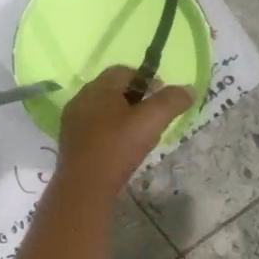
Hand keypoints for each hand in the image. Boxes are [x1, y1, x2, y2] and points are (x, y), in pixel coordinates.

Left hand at [53, 66, 193, 194]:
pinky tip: (119, 150)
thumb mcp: (151, 121)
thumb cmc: (117, 148)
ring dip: (122, 117)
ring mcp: (71, 122)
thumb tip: (189, 90)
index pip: (124, 71)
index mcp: (98, 88)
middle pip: (112, 90)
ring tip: (138, 136)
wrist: (84, 187)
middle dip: (135, 99)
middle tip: (152, 118)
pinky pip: (93, 129)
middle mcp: (81, 99)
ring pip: (102, 111)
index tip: (162, 98)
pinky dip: (109, 133)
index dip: (147, 80)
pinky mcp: (69, 143)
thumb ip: (172, 101)